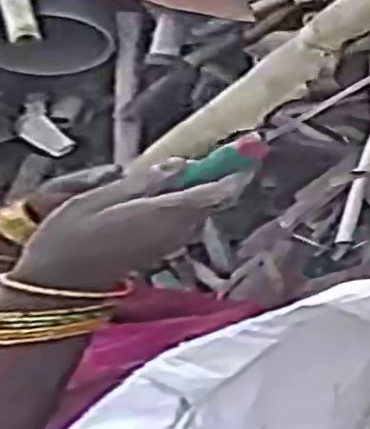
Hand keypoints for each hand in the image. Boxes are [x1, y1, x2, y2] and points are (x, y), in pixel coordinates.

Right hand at [10, 160, 250, 293]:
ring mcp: (184, 235)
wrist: (59, 282)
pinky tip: (170, 194)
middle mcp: (188, 223)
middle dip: (224, 173)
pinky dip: (193, 201)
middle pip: (221, 194)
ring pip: (209, 204)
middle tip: (218, 156)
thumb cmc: (69, 238)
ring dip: (207, 187)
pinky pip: (194, 215)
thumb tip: (182, 163)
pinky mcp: (176, 242)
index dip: (238, 166)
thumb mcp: (94, 201)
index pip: (223, 187)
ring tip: (187, 173)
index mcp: (171, 211)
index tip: (251, 146)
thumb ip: (143, 182)